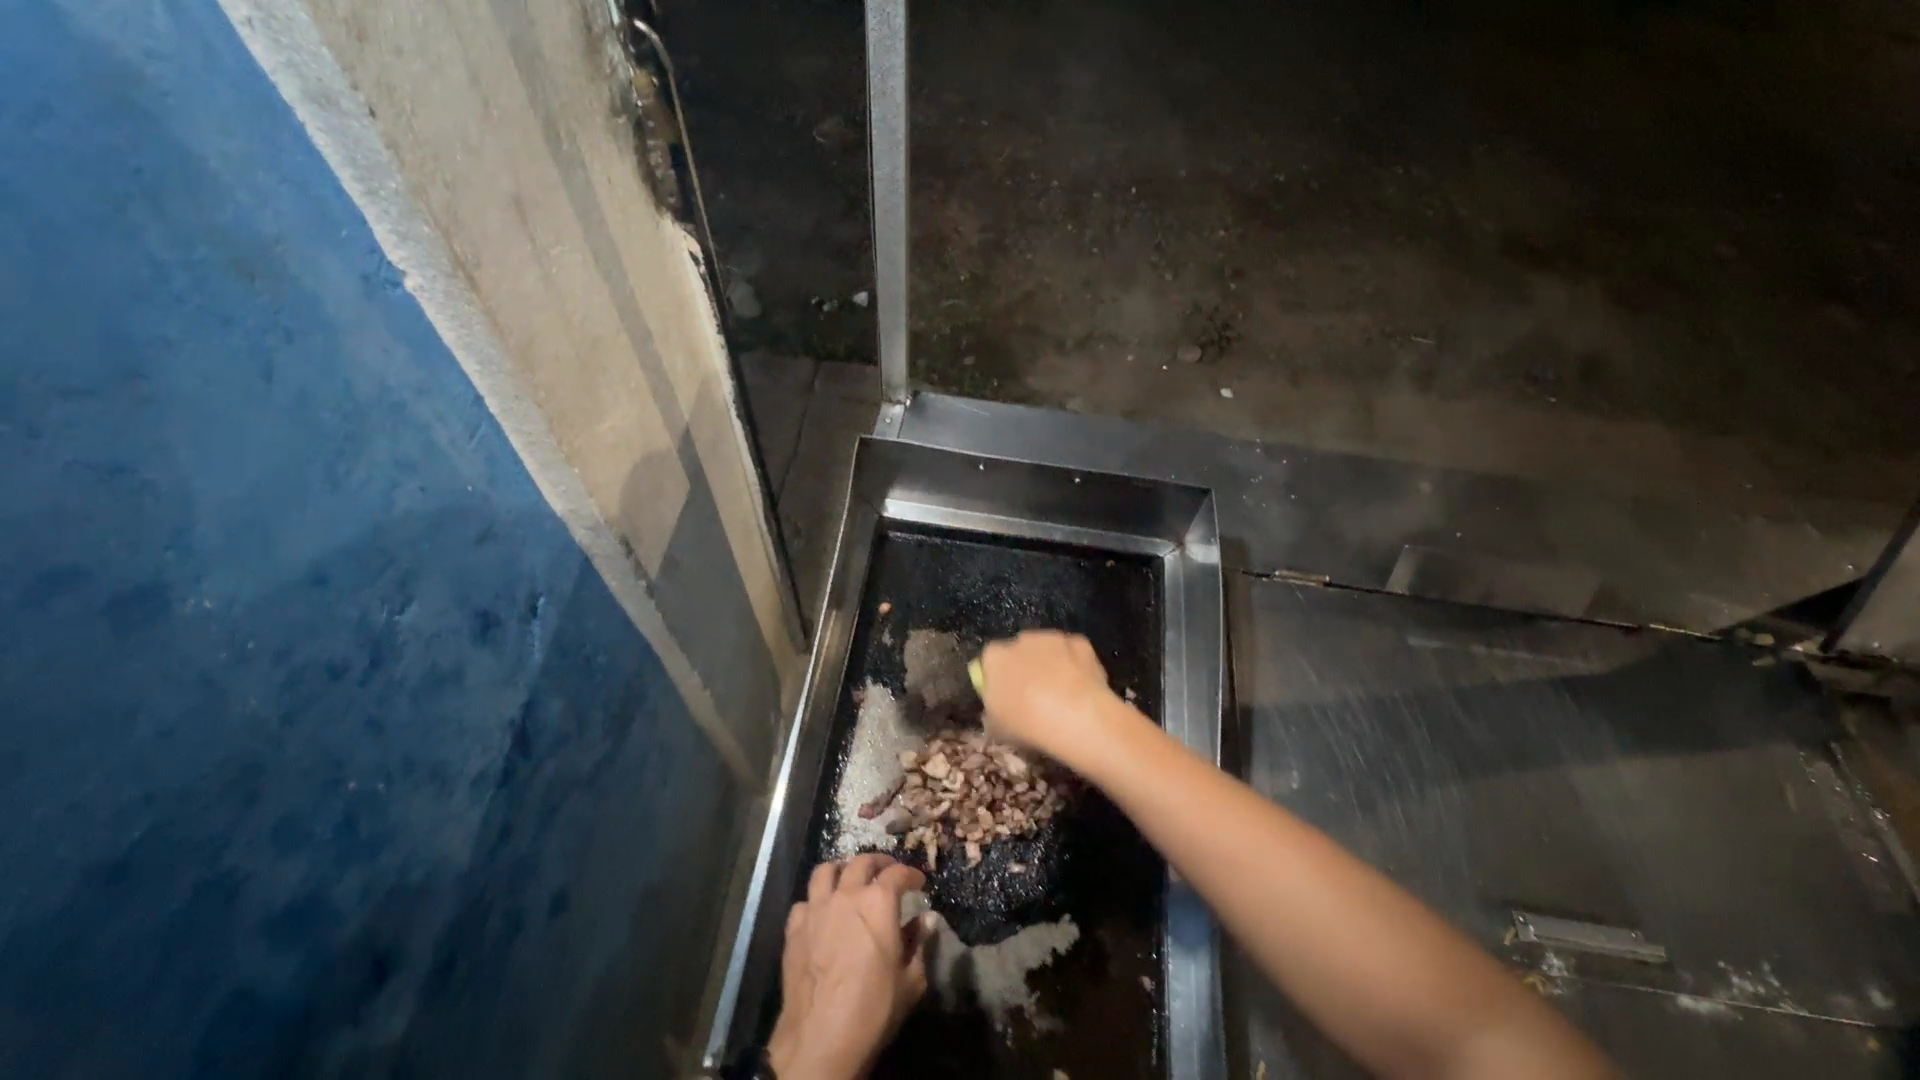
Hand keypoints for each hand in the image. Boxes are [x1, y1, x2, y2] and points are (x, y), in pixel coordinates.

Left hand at [768, 855, 934, 1079]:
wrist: (821, 1036)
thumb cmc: (874, 1008)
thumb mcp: (910, 979)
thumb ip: (919, 943)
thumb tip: (927, 920)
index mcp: (879, 903)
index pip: (898, 873)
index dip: (911, 875)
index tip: (918, 883)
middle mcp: (846, 895)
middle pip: (861, 862)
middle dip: (879, 862)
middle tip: (887, 872)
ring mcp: (816, 909)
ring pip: (825, 871)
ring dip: (842, 870)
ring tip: (850, 878)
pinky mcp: (794, 928)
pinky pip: (805, 901)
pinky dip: (816, 900)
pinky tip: (822, 913)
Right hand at [976, 630, 1126, 763]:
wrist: (1076, 717)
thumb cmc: (1028, 723)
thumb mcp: (997, 727)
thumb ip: (993, 708)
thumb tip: (998, 704)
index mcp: (995, 658)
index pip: (990, 661)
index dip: (998, 677)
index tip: (1006, 695)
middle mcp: (1021, 640)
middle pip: (1019, 650)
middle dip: (1025, 666)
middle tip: (1034, 695)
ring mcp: (1052, 638)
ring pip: (1048, 647)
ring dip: (1051, 662)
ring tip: (1062, 694)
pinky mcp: (1080, 641)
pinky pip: (1073, 652)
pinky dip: (1075, 664)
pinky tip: (1081, 688)